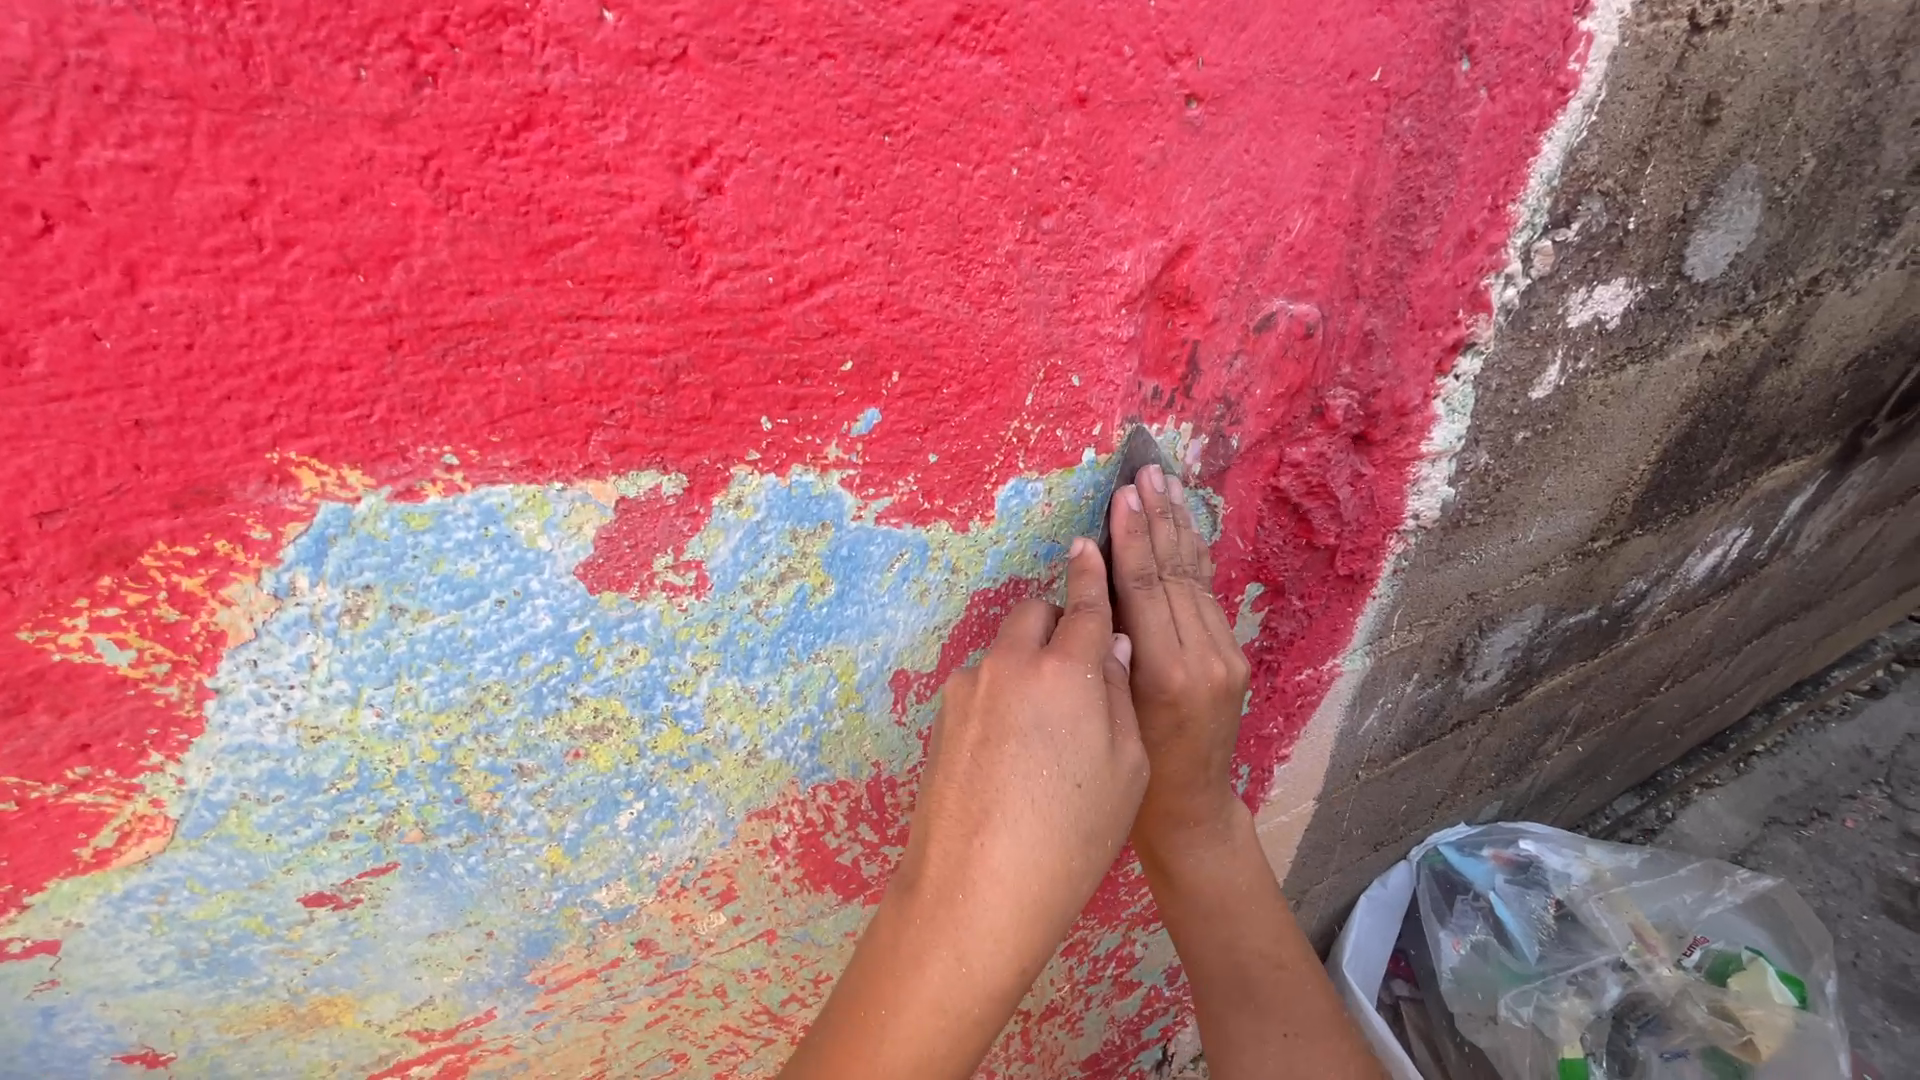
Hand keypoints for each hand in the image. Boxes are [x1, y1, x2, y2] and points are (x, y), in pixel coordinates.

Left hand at [896, 536, 1148, 965]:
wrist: (975, 889)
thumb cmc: (1072, 836)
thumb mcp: (1126, 767)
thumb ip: (1118, 693)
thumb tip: (1109, 645)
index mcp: (1067, 670)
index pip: (1086, 603)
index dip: (1093, 573)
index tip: (1090, 545)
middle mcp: (1012, 663)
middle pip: (1035, 613)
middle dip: (1058, 623)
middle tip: (1078, 669)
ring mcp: (969, 687)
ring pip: (1006, 649)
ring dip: (1028, 661)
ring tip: (1043, 726)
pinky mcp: (943, 715)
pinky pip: (983, 683)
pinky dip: (1002, 693)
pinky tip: (1009, 750)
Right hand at [1109, 463, 1251, 854]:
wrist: (1189, 809)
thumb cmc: (1129, 769)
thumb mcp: (1109, 705)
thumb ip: (1111, 643)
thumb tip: (1101, 579)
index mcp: (1167, 671)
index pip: (1146, 587)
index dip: (1131, 538)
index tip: (1120, 496)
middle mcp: (1205, 656)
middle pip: (1175, 573)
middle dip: (1159, 518)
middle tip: (1148, 471)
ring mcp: (1226, 656)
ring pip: (1195, 578)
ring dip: (1179, 527)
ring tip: (1166, 484)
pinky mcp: (1234, 658)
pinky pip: (1207, 596)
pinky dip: (1193, 557)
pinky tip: (1185, 528)